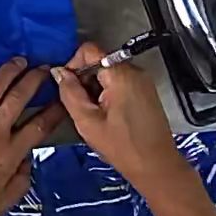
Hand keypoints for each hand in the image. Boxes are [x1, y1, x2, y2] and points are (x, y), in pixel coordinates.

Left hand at [0, 58, 66, 215]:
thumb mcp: (3, 202)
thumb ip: (22, 180)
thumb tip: (27, 161)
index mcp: (10, 153)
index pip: (40, 125)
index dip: (54, 110)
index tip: (61, 100)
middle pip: (20, 97)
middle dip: (35, 79)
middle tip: (43, 69)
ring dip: (10, 72)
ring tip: (19, 62)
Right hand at [53, 42, 190, 196]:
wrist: (156, 166)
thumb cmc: (122, 146)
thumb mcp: (87, 121)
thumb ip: (70, 93)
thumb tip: (58, 72)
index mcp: (121, 74)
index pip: (89, 50)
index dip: (73, 64)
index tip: (67, 87)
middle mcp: (135, 71)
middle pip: (100, 61)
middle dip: (84, 79)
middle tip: (81, 106)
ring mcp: (143, 80)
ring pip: (109, 72)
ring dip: (95, 88)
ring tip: (95, 115)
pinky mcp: (146, 91)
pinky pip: (121, 82)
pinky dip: (108, 93)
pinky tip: (108, 116)